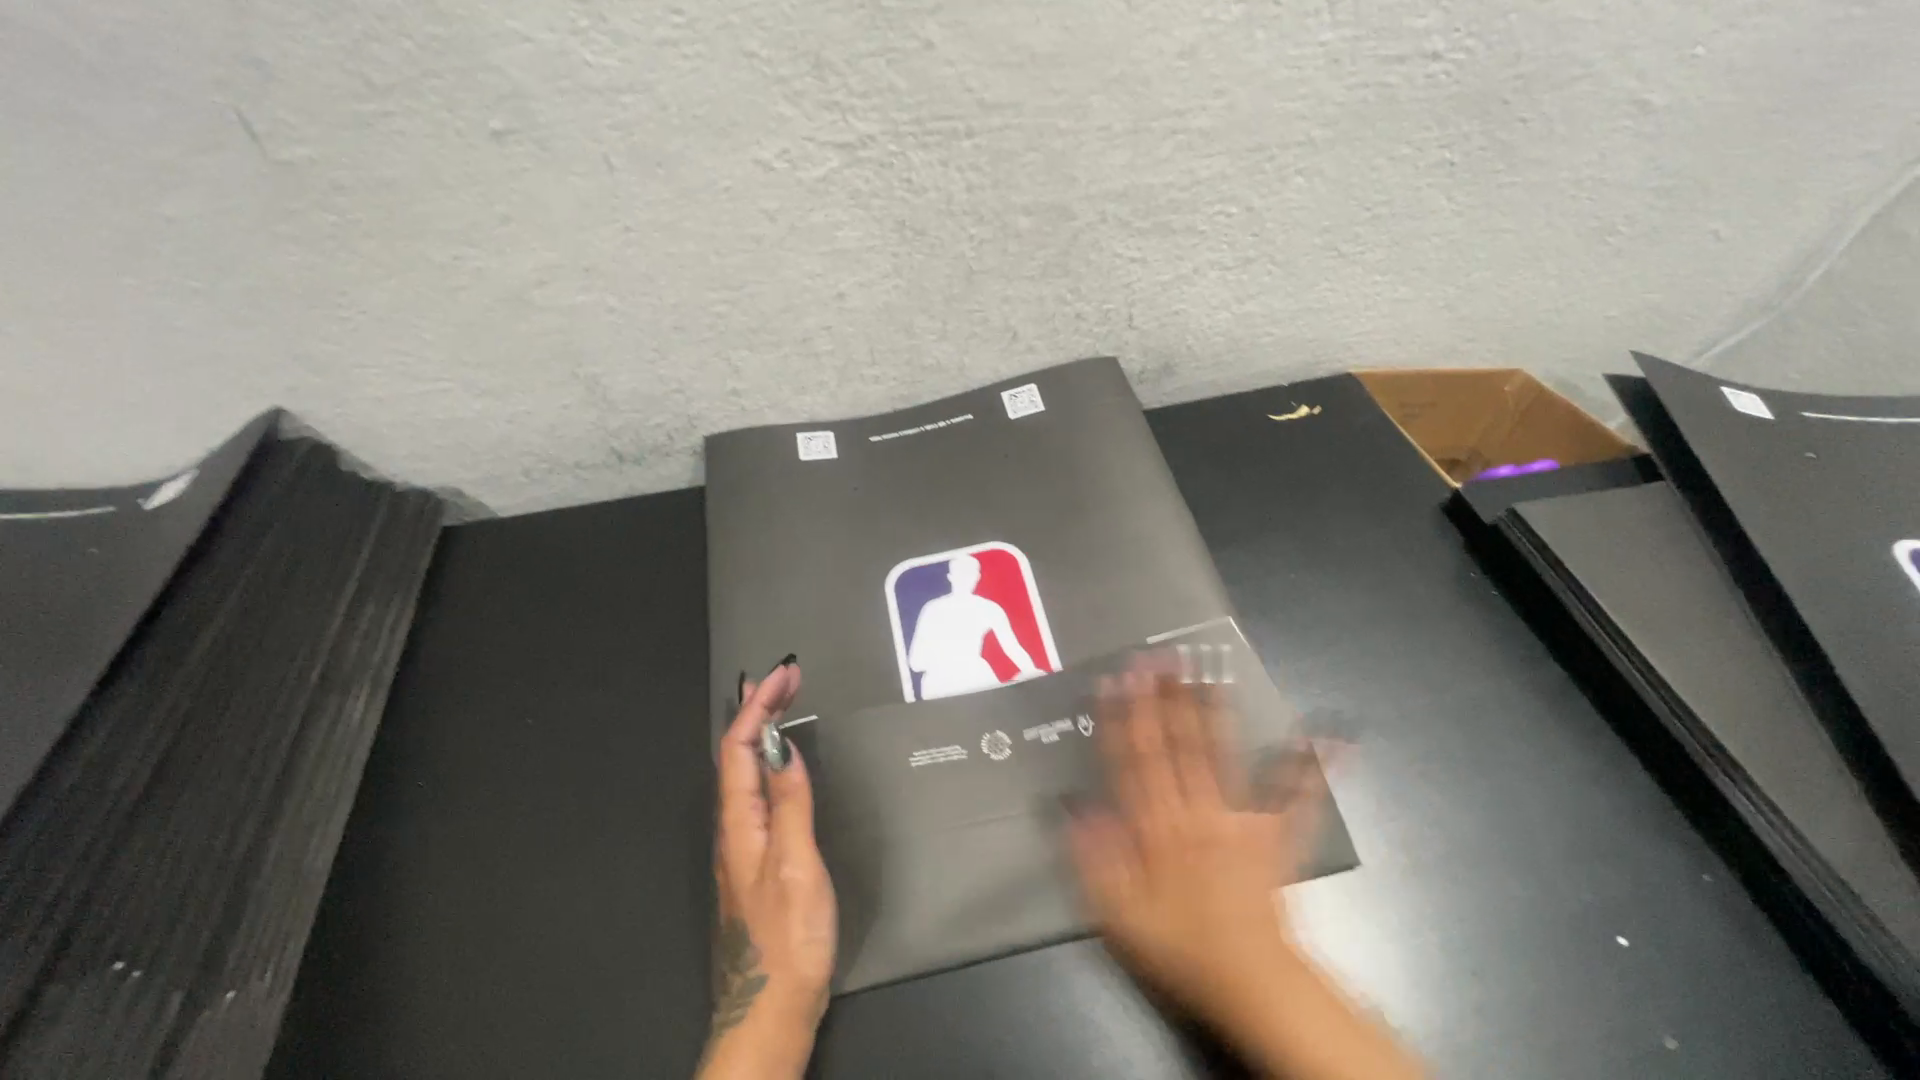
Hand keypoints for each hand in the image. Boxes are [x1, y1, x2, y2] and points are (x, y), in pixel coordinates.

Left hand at [697, 661, 836, 1078]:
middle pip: (739, 756)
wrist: (771, 1010)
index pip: (741, 748)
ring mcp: (743, 847)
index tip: (785, 672)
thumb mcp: (796, 866)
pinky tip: (785, 768)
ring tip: (784, 705)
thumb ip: (790, 805)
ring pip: (746, 774)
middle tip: (789, 678)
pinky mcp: (757, 862)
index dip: (759, 705)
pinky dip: (771, 765)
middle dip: (760, 710)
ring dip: (763, 733)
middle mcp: (734, 829)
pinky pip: (758, 795)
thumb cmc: (788, 939)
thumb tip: (785, 749)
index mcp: (739, 823)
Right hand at [1068, 660, 1422, 1079]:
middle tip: (1160, 656)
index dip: (1121, 719)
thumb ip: (1094, 858)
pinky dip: (1311, 764)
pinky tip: (1330, 732)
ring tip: (1207, 671)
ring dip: (1213, 712)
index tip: (1115, 679)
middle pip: (1177, 747)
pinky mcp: (1276, 834)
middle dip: (1165, 699)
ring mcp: (1239, 820)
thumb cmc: (1179, 946)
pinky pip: (1296, 796)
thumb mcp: (1117, 915)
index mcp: (1156, 829)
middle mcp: (1196, 812)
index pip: (1133, 762)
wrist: (1252, 982)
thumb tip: (1076, 804)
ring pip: (1222, 756)